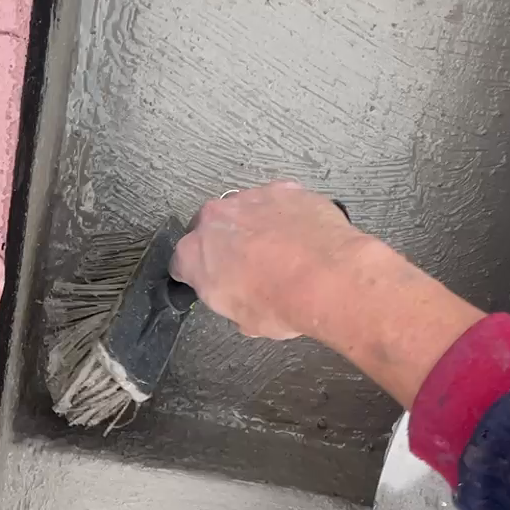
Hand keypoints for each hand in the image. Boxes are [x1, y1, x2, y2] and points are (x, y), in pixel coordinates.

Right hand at [168, 181, 366, 340]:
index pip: (183, 262)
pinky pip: (278, 202)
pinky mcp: (284, 189)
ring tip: (278, 253)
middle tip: (247, 268)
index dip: (197, 274)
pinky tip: (299, 238)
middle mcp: (216, 218)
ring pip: (244, 211)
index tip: (210, 280)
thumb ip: (232, 301)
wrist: (326, 278)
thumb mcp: (245, 320)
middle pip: (211, 229)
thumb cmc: (282, 299)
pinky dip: (285, 216)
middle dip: (225, 245)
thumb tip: (243, 301)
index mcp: (194, 253)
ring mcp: (250, 199)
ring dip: (255, 227)